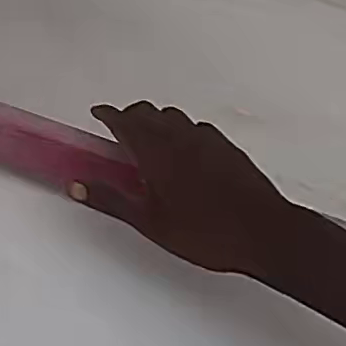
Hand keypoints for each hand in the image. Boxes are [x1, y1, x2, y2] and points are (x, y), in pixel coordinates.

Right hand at [80, 102, 306, 275]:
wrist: (265, 233)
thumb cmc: (208, 230)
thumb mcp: (149, 222)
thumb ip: (112, 200)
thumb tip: (79, 186)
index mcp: (155, 149)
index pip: (123, 119)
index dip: (107, 114)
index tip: (99, 113)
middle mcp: (178, 135)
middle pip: (147, 112)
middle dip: (129, 116)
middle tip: (120, 129)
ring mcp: (205, 138)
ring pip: (172, 117)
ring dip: (156, 121)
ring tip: (150, 140)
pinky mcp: (226, 146)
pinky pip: (195, 127)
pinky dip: (181, 131)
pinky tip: (185, 152)